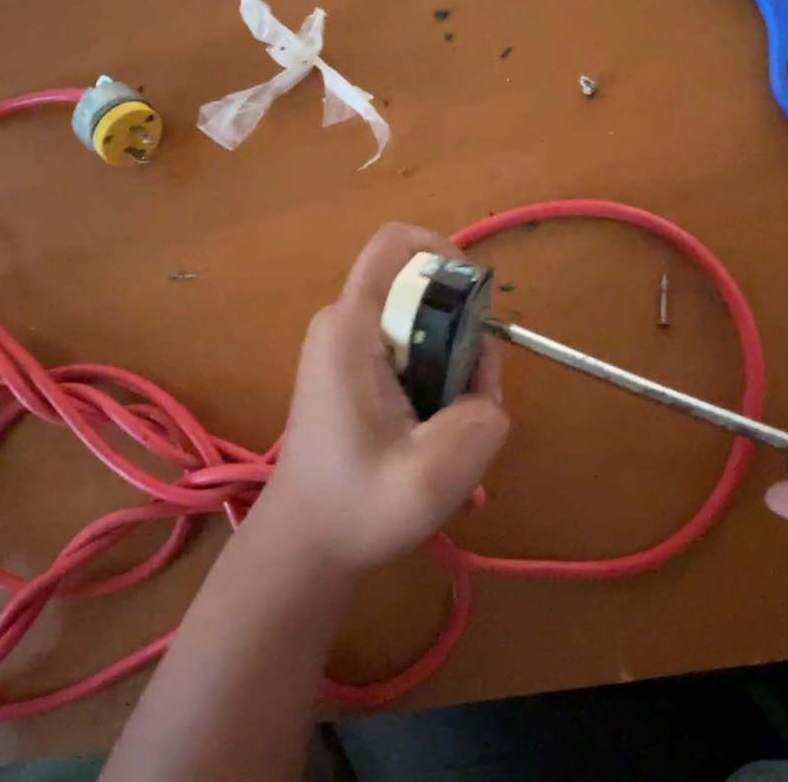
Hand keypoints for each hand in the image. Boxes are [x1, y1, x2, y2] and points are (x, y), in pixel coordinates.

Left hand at [256, 224, 509, 573]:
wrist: (304, 544)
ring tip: (453, 441)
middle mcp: (345, 324)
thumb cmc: (356, 509)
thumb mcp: (434, 473)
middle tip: (470, 404)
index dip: (447, 254)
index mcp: (351, 328)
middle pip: (423, 293)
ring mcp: (348, 350)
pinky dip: (437, 392)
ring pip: (426, 331)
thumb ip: (481, 418)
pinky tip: (438, 449)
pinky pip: (413, 357)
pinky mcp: (355, 374)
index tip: (479, 308)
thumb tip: (483, 389)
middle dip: (463, 339)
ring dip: (455, 376)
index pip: (397, 243)